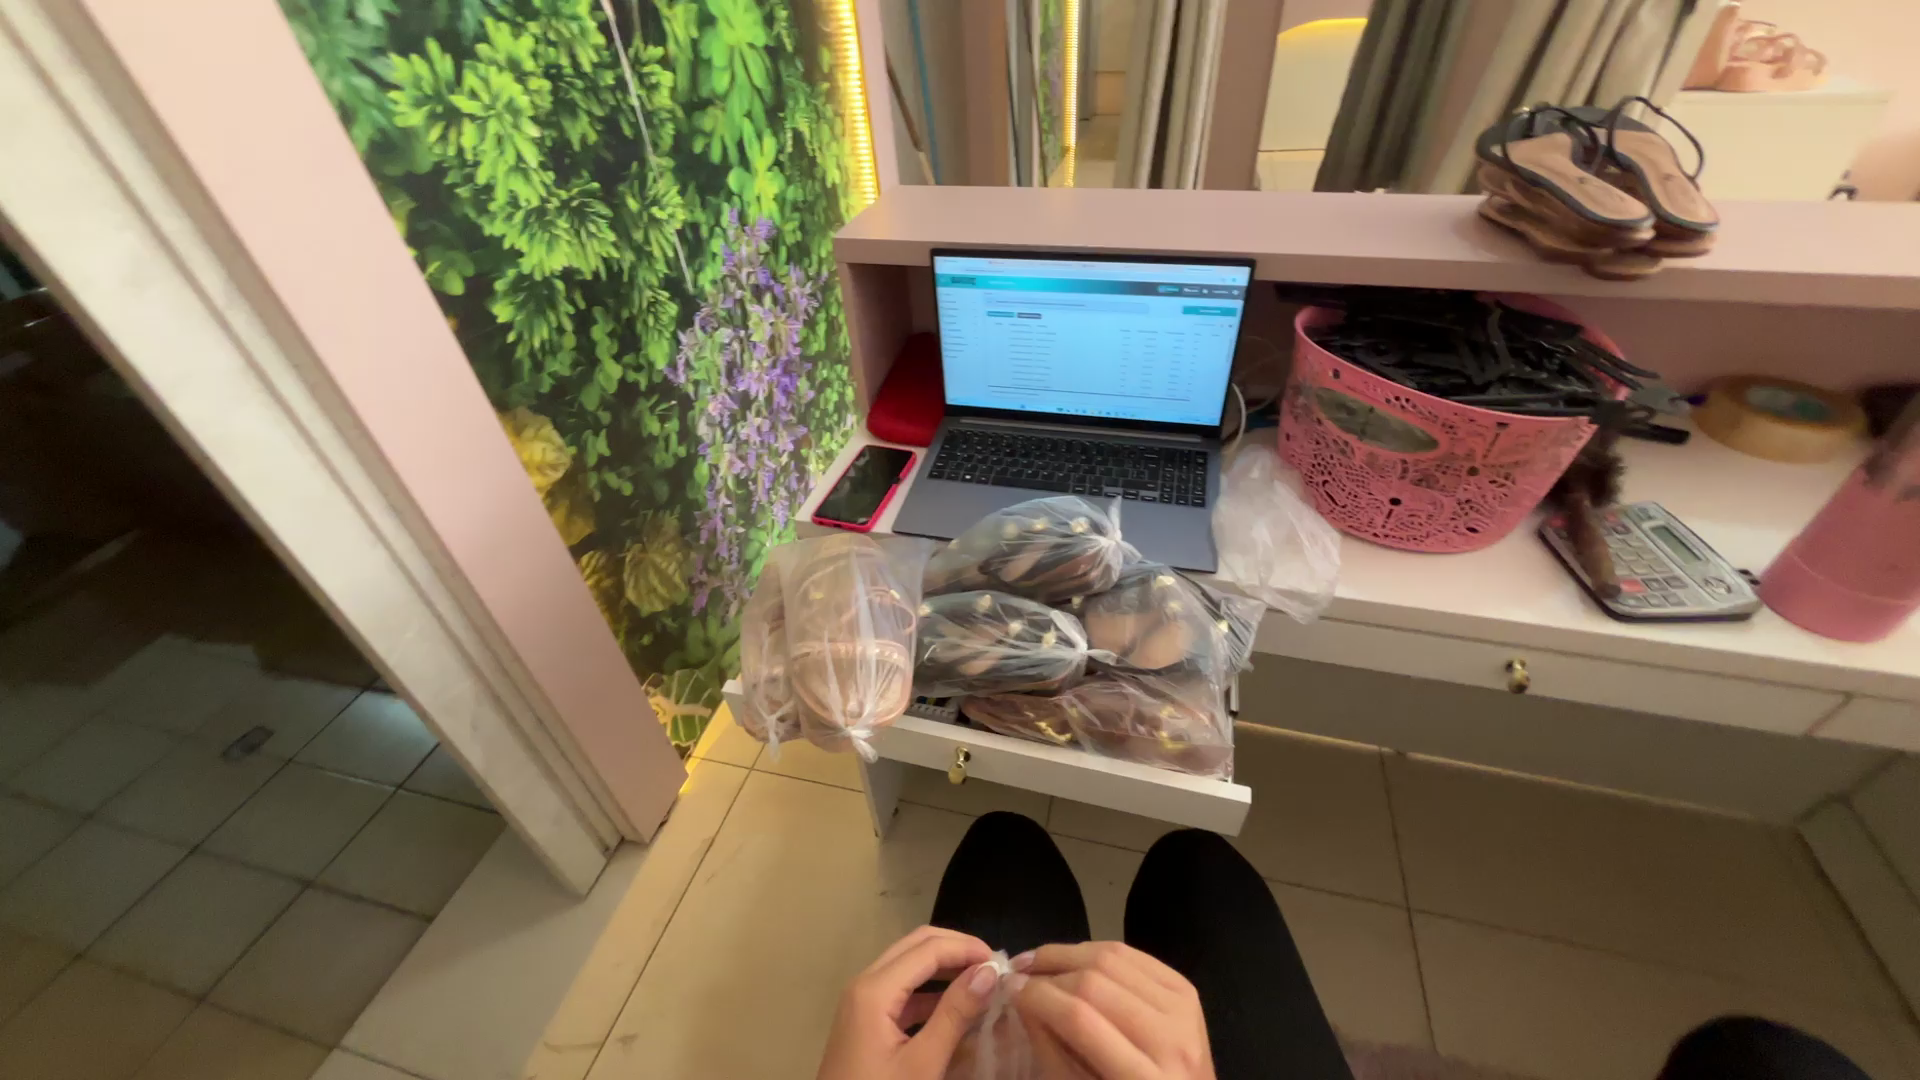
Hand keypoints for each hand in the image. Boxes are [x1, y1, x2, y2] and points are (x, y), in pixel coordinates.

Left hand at [817, 925, 999, 1079]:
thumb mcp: (922, 1065)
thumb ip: (954, 1015)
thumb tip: (988, 973)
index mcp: (874, 989)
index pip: (928, 948)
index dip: (966, 948)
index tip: (1000, 962)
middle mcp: (865, 983)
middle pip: (916, 945)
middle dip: (955, 948)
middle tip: (991, 966)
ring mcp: (862, 1000)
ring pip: (908, 964)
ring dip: (944, 966)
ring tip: (979, 981)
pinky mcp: (865, 1020)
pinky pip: (901, 990)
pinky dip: (929, 990)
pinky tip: (954, 1006)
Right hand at [1011, 942, 1214, 1079]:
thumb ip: (1050, 1046)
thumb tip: (1020, 992)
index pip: (1081, 1019)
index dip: (1039, 996)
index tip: (1008, 986)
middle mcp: (1172, 1041)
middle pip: (1096, 982)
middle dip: (1049, 971)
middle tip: (1019, 971)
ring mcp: (1184, 1009)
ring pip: (1111, 957)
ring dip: (1067, 954)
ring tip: (1039, 961)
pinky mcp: (1186, 988)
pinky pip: (1130, 953)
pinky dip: (1095, 950)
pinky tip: (1073, 959)